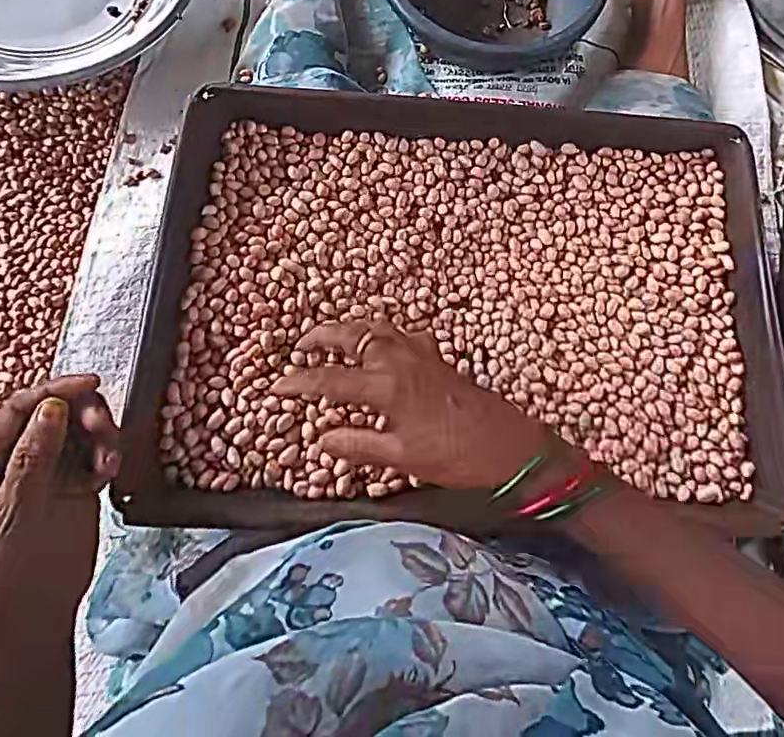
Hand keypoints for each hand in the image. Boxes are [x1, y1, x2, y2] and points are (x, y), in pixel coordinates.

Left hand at [0, 376, 119, 651]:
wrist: (24, 628)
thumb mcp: (10, 517)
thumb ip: (32, 460)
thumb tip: (50, 407)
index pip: (17, 411)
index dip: (52, 391)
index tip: (89, 385)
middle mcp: (14, 463)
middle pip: (53, 414)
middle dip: (82, 413)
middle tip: (102, 427)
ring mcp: (45, 474)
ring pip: (78, 430)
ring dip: (98, 434)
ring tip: (108, 459)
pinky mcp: (73, 488)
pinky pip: (94, 455)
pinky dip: (106, 455)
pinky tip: (108, 473)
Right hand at [271, 321, 548, 490]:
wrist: (507, 443)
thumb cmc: (454, 456)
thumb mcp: (401, 458)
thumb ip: (357, 445)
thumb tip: (320, 439)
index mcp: (385, 386)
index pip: (329, 380)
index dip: (299, 383)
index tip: (277, 387)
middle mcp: (398, 359)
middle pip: (350, 335)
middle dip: (320, 336)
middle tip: (301, 347)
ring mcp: (418, 352)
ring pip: (375, 326)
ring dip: (350, 329)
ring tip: (333, 339)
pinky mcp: (434, 355)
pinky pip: (400, 332)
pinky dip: (381, 332)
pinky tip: (381, 345)